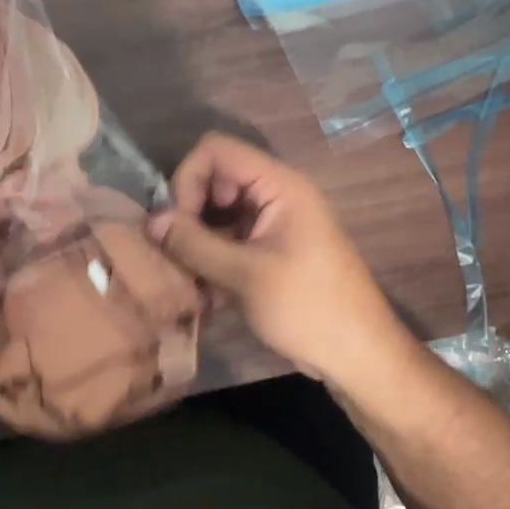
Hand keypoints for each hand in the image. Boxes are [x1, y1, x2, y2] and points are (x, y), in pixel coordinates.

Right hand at [149, 133, 411, 383]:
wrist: (359, 357)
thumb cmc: (308, 309)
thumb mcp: (245, 275)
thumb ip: (194, 244)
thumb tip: (150, 221)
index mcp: (280, 185)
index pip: (216, 150)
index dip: (188, 179)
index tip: (178, 223)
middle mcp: (276, 195)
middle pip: (214, 180)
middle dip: (189, 214)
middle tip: (177, 255)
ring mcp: (274, 223)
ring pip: (217, 213)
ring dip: (197, 243)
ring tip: (190, 281)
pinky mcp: (270, 250)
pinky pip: (229, 239)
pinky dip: (212, 260)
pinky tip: (206, 297)